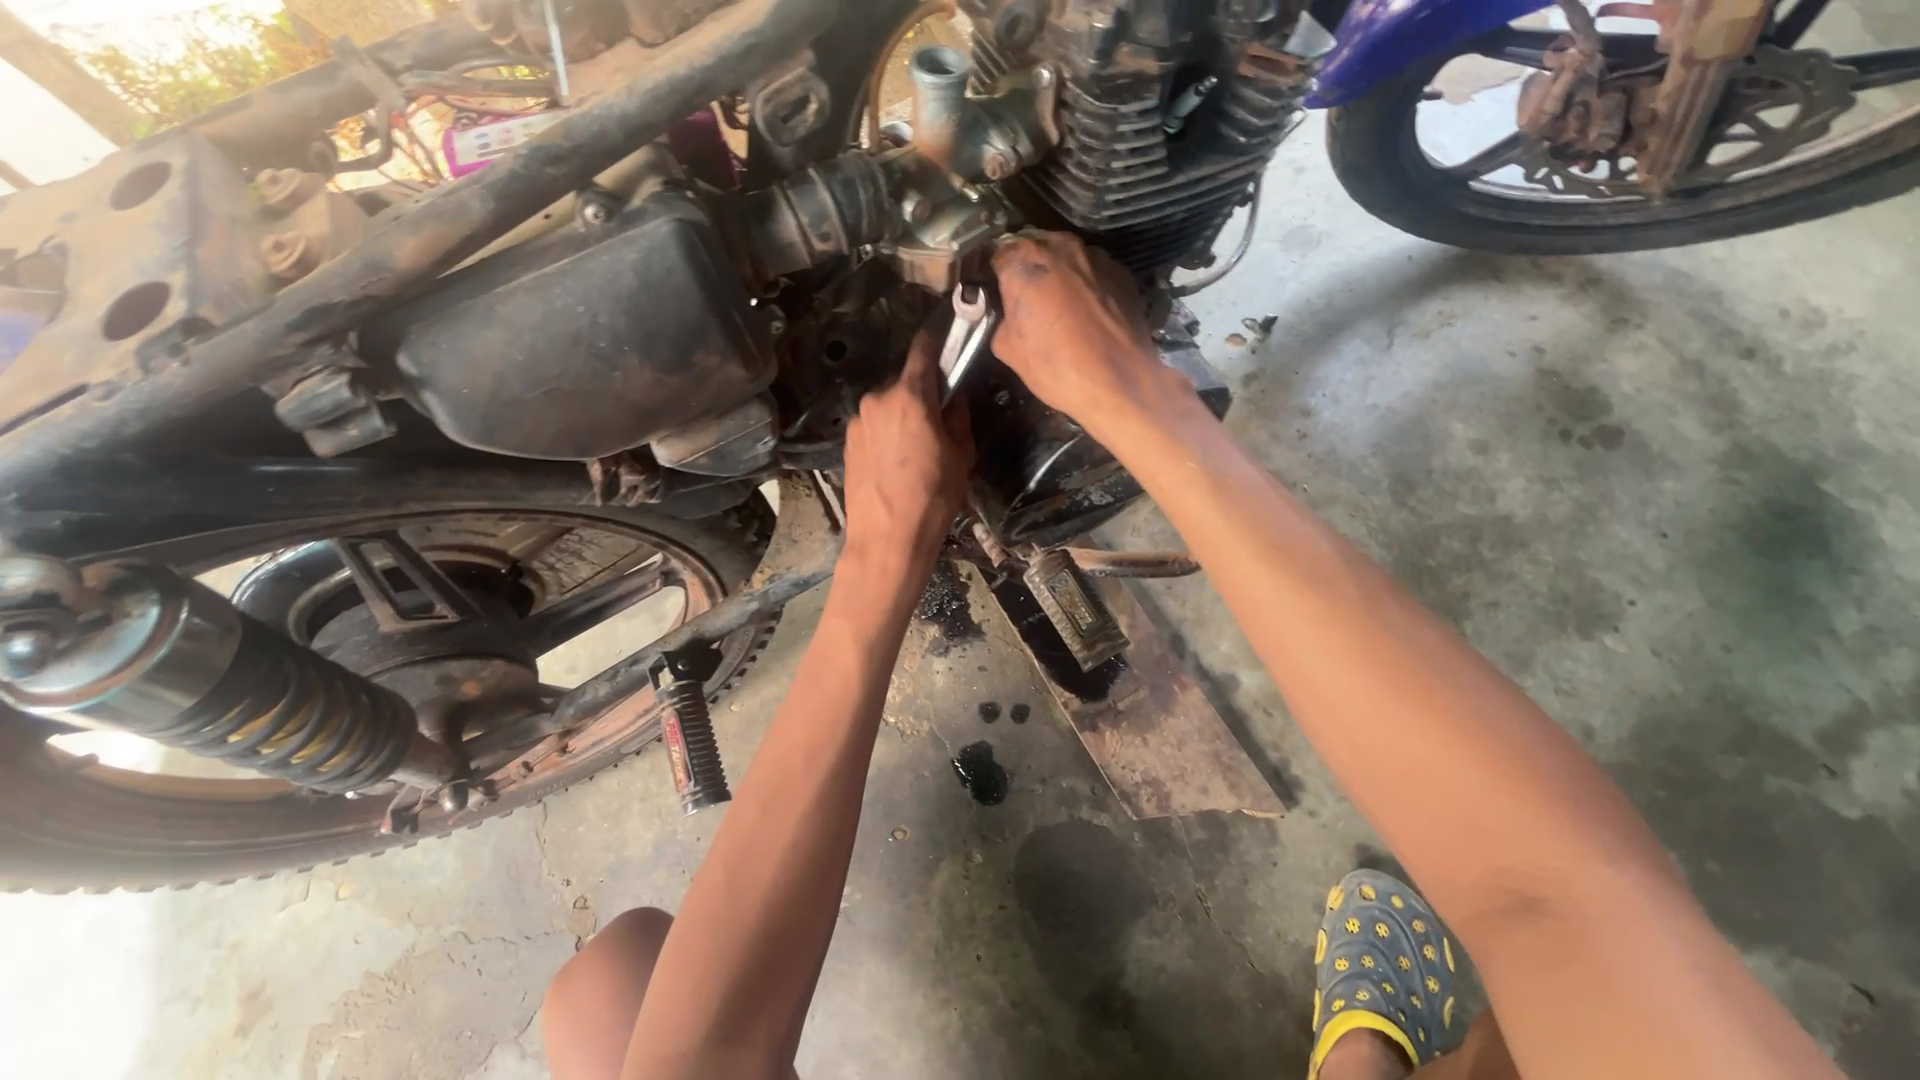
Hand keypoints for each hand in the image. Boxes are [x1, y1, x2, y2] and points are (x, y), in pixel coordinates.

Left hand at [840, 321, 973, 569]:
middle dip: (923, 394)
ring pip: (888, 407)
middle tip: (939, 421)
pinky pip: (874, 427)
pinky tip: (896, 464)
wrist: (887, 540)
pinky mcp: (847, 443)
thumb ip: (958, 415)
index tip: (950, 332)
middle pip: (905, 383)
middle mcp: (877, 399)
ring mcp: (857, 422)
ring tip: (916, 452)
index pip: (924, 348)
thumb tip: (954, 395)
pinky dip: (887, 435)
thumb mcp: (962, 455)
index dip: (939, 337)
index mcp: (909, 395)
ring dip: (903, 417)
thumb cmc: (933, 497)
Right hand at [990, 230, 1191, 430]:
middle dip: (1028, 271)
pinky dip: (1086, 286)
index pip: (997, 253)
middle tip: (1027, 302)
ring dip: (1059, 276)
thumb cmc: (1055, 366)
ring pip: (1066, 259)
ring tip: (1060, 309)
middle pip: (1034, 249)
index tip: (995, 292)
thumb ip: (998, 317)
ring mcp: (1096, 256)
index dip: (994, 273)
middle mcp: (1060, 246)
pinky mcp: (1122, 272)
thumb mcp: (1007, 348)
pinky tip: (1087, 315)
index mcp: (1024, 259)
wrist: (1119, 383)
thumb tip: (1005, 312)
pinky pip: (1093, 273)